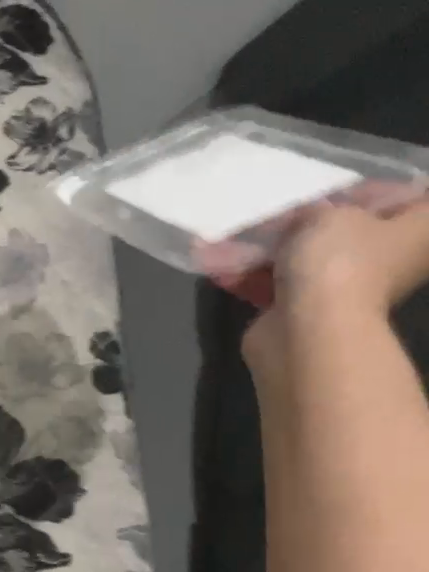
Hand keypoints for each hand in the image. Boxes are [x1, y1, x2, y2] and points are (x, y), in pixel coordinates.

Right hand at [207, 185, 428, 376]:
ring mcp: (345, 287)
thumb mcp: (327, 215)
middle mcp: (390, 258)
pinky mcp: (306, 310)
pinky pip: (274, 286)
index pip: (398, 198)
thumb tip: (301, 217)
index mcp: (418, 230)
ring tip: (223, 241)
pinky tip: (214, 267)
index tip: (323, 190)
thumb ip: (314, 209)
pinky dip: (246, 277)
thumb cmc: (338, 262)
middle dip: (298, 225)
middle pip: (343, 231)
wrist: (308, 329)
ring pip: (301, 260)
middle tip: (267, 215)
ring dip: (261, 252)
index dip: (360, 190)